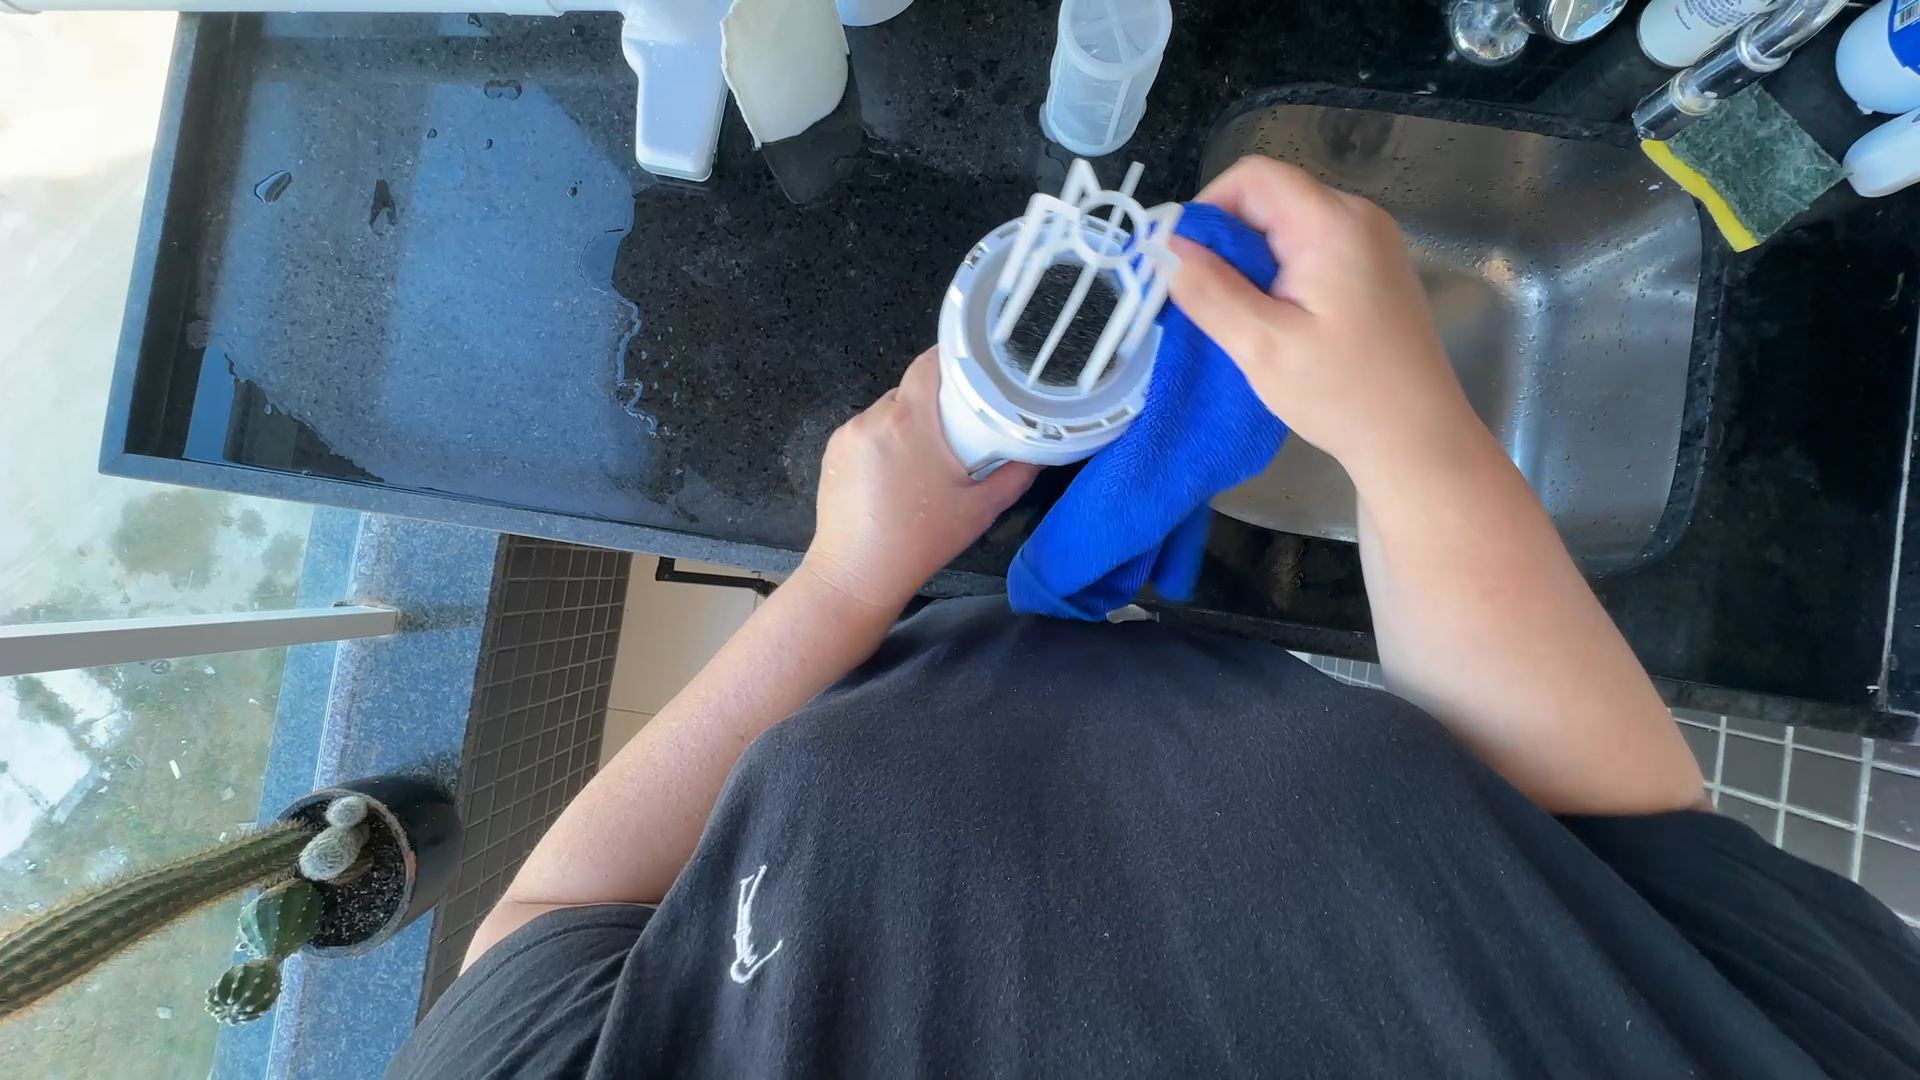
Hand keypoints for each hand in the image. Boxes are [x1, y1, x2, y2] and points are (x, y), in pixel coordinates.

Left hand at [801, 349, 1039, 611]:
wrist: (858, 574)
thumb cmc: (922, 541)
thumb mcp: (981, 509)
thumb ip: (1016, 473)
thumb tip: (1039, 450)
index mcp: (911, 421)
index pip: (930, 363)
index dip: (953, 359)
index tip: (974, 370)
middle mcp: (874, 417)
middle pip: (910, 390)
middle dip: (933, 405)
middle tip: (956, 432)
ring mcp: (848, 434)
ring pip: (887, 412)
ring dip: (907, 425)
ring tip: (923, 460)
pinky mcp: (832, 451)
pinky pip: (866, 431)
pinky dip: (883, 442)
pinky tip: (894, 474)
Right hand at [1167, 157, 1487, 487]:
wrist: (1415, 436)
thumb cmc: (1341, 392)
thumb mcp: (1261, 346)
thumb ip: (1210, 292)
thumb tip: (1165, 248)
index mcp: (1332, 224)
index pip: (1254, 176)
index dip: (1205, 208)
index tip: (1179, 260)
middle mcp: (1356, 219)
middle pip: (1269, 200)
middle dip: (1222, 243)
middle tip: (1198, 300)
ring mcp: (1368, 245)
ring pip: (1284, 230)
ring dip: (1244, 265)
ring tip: (1230, 318)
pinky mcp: (1369, 273)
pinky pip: (1306, 254)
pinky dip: (1272, 278)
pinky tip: (1266, 323)